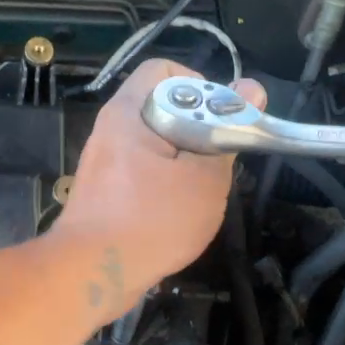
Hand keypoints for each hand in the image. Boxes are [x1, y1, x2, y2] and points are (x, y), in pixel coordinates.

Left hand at [53, 60, 262, 308]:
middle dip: (197, 130)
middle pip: (162, 109)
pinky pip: (140, 175)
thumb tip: (251, 89)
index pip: (164, 70)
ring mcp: (102, 164)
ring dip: (183, 164)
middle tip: (217, 160)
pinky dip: (162, 187)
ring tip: (201, 192)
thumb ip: (228, 132)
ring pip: (155, 146)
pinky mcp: (102, 194)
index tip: (222, 118)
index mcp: (128, 112)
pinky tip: (177, 215)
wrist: (92, 274)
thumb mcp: (205, 178)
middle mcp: (109, 131)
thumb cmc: (151, 221)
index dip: (201, 84)